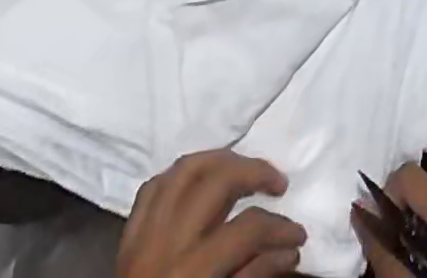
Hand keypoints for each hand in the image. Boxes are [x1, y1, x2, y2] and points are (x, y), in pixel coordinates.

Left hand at [116, 150, 305, 277]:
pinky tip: (200, 180)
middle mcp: (167, 244)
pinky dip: (179, 176)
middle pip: (218, 180)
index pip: (247, 229)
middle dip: (255, 172)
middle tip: (278, 183)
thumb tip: (290, 249)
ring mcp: (143, 235)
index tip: (299, 234)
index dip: (280, 228)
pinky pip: (153, 187)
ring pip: (185, 170)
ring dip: (220, 160)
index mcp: (192, 272)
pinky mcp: (128, 236)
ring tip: (244, 168)